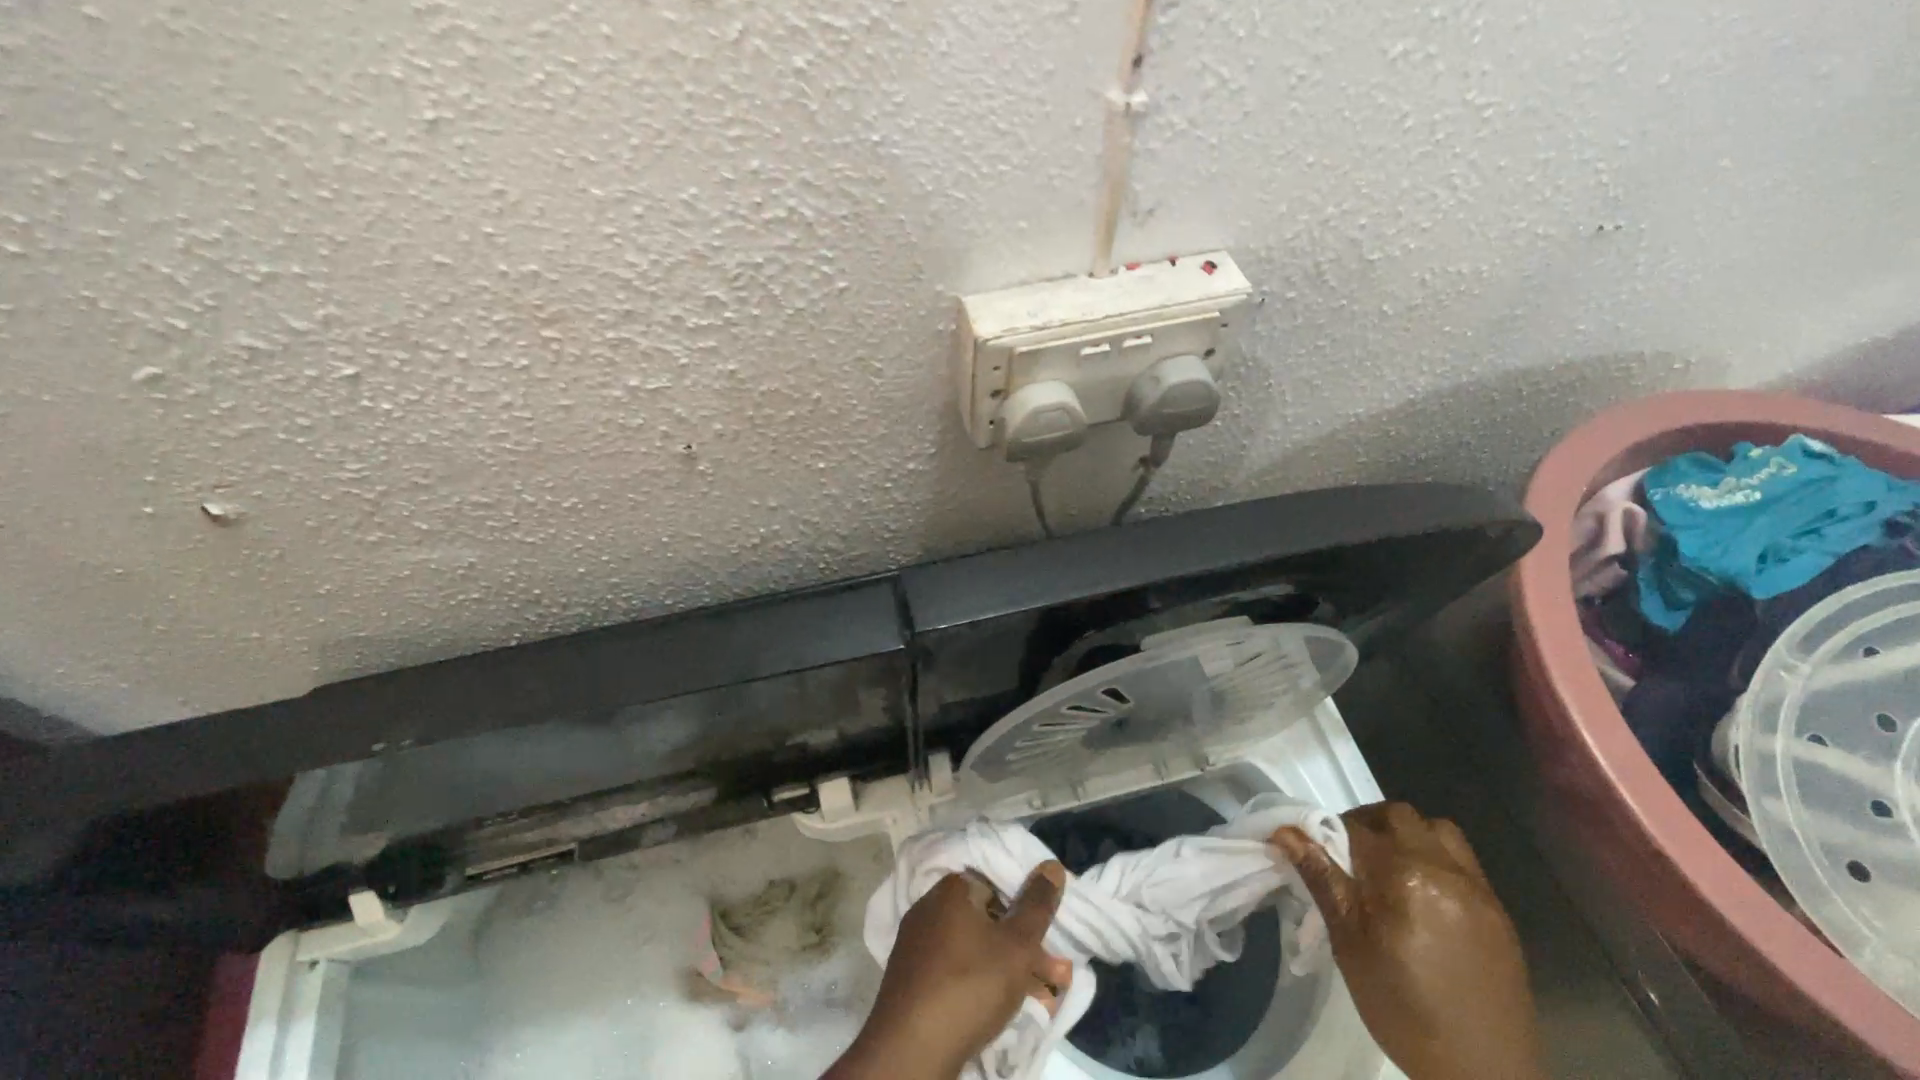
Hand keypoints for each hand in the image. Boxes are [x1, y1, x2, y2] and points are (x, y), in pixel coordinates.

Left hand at [826, 863, 1072, 1079]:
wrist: (911, 1050)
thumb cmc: (970, 985)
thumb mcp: (1018, 945)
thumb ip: (1037, 904)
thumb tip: (1050, 865)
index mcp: (950, 890)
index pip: (995, 881)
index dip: (1026, 905)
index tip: (1047, 932)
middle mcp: (928, 910)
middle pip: (988, 919)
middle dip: (1024, 946)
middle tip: (1055, 974)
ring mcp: (917, 946)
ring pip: (975, 949)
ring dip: (1009, 968)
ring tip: (1042, 997)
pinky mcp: (912, 979)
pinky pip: (956, 970)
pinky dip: (981, 983)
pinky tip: (1004, 1007)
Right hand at [1271, 802, 1546, 1079]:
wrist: (1482, 1069)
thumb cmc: (1402, 1008)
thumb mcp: (1349, 946)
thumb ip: (1322, 880)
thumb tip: (1285, 832)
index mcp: (1404, 877)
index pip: (1355, 826)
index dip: (1328, 831)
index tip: (1315, 852)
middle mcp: (1445, 869)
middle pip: (1399, 816)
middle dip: (1367, 824)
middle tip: (1347, 857)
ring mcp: (1477, 887)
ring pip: (1437, 829)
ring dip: (1407, 835)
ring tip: (1388, 870)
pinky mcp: (1497, 907)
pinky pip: (1462, 859)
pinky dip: (1435, 858)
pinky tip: (1423, 896)